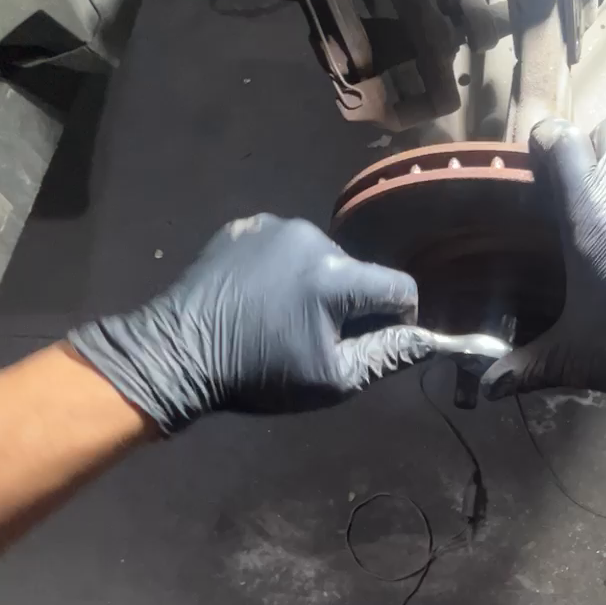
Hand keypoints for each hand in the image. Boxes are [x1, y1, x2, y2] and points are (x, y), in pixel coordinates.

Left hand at [68, 214, 435, 432]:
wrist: (175, 354)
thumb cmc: (260, 375)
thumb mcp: (334, 378)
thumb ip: (388, 355)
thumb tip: (430, 341)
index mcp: (336, 276)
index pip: (401, 287)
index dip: (398, 319)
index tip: (370, 342)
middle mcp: (311, 237)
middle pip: (361, 273)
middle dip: (352, 304)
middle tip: (316, 337)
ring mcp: (274, 226)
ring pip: (326, 259)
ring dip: (320, 286)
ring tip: (285, 316)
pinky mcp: (246, 226)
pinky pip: (288, 246)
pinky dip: (287, 270)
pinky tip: (262, 296)